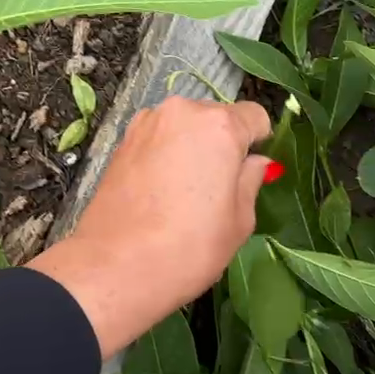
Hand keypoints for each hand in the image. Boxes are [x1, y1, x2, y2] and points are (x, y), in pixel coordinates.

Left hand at [29, 97, 273, 358]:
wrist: (116, 262)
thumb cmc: (189, 246)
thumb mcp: (238, 221)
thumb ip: (251, 179)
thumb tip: (256, 160)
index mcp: (219, 125)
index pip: (255, 115)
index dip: (259, 142)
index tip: (250, 170)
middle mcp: (182, 111)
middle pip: (216, 118)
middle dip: (223, 144)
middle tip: (217, 188)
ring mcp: (148, 121)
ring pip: (185, 125)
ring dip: (192, 146)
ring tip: (185, 191)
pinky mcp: (124, 137)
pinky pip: (159, 136)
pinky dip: (166, 152)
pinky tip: (160, 188)